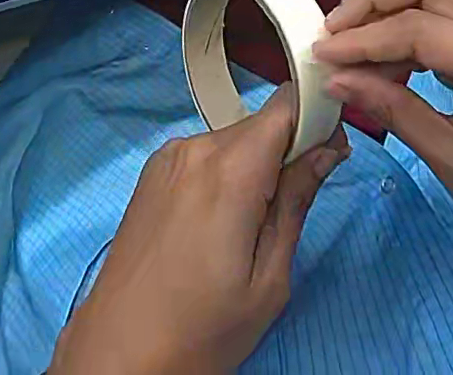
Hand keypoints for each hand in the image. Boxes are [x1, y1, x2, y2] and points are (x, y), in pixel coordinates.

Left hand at [50, 87, 348, 374]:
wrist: (119, 346)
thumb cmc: (203, 327)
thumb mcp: (269, 278)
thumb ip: (297, 201)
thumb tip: (326, 149)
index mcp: (228, 170)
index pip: (283, 105)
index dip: (315, 115)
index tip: (334, 147)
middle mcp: (195, 146)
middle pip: (259, 125)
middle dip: (288, 148)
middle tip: (301, 196)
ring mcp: (169, 154)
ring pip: (232, 139)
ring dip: (255, 163)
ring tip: (253, 222)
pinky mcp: (154, 167)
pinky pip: (204, 153)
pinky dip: (224, 170)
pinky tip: (219, 218)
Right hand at [312, 0, 452, 288]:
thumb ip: (394, 110)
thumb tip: (337, 77)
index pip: (421, 29)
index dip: (363, 38)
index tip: (321, 53)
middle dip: (369, 1)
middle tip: (331, 32)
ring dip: (383, 7)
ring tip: (349, 43)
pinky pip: (444, 9)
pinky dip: (404, 22)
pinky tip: (382, 52)